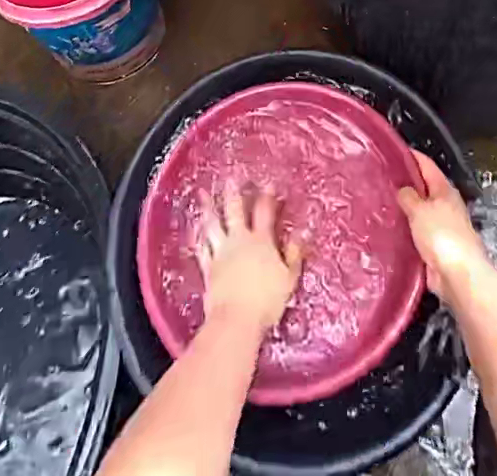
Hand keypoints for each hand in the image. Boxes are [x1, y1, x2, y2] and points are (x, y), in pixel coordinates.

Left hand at [197, 183, 302, 335]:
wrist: (236, 319)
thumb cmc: (267, 300)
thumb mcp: (288, 278)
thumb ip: (293, 255)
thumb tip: (300, 235)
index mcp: (262, 241)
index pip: (265, 212)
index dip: (267, 196)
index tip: (268, 183)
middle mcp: (240, 241)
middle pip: (235, 211)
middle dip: (234, 193)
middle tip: (231, 178)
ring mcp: (221, 253)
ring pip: (214, 224)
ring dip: (209, 208)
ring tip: (204, 194)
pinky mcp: (208, 268)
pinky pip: (202, 247)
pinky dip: (199, 236)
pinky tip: (196, 229)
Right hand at [397, 150, 487, 299]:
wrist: (458, 275)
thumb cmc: (443, 236)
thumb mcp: (420, 209)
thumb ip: (408, 196)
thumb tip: (402, 190)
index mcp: (444, 191)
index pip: (428, 166)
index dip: (413, 157)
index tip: (397, 151)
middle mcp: (445, 206)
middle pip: (424, 188)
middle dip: (406, 183)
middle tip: (384, 178)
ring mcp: (441, 227)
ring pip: (419, 211)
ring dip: (405, 208)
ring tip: (383, 203)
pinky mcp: (435, 247)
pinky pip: (417, 232)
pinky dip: (406, 229)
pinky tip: (392, 230)